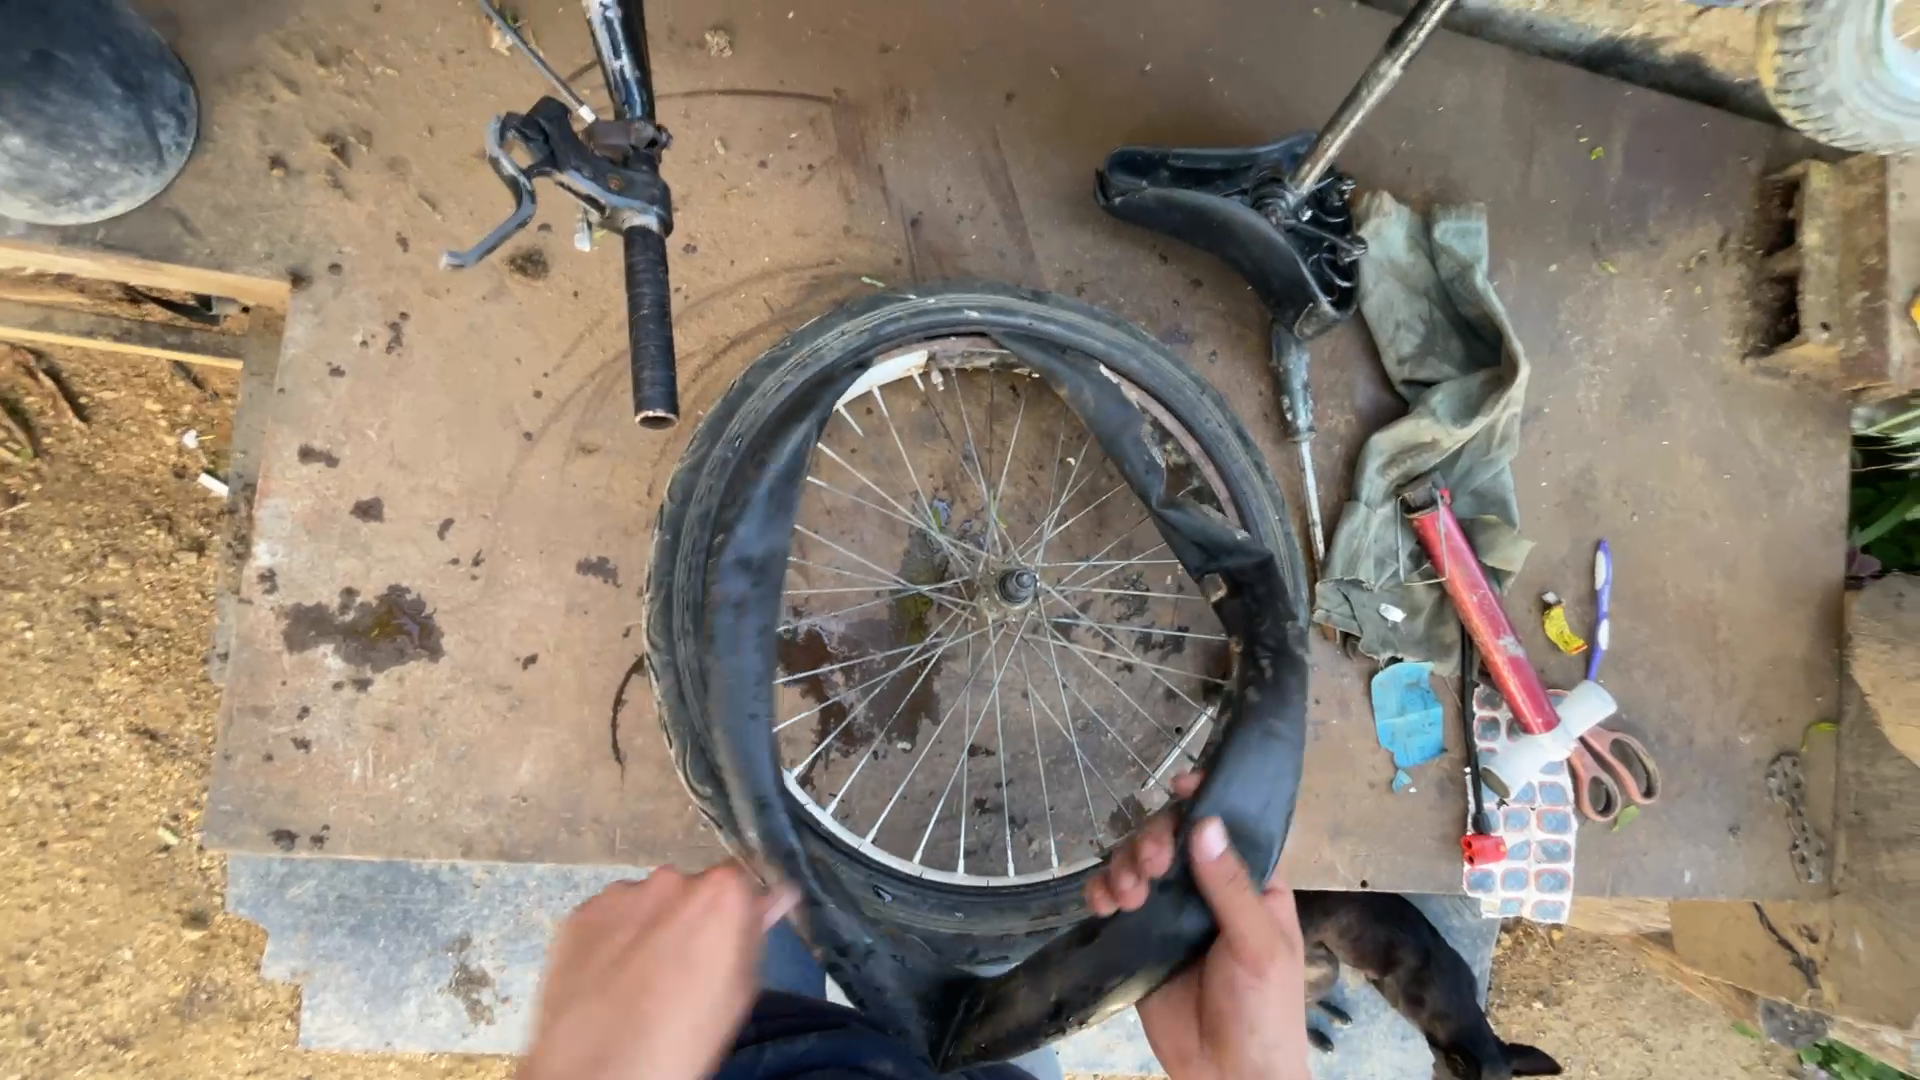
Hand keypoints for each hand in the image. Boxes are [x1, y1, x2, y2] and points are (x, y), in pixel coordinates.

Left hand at [520, 865, 798, 1079]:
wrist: (600, 1073)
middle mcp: (675, 878)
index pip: (738, 882)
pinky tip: (609, 976)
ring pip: (648, 901)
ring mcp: (623, 893)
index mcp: (724, 890)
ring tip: (638, 976)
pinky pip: (609, 916)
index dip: (732, 911)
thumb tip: (775, 897)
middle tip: (680, 964)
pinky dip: (612, 937)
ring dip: (650, 925)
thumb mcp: (740, 989)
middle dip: (690, 916)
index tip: (723, 939)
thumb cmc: (684, 1037)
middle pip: (692, 887)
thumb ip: (754, 932)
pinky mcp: (582, 913)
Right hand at [1086, 772, 1310, 1079]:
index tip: (1180, 786)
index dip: (1203, 799)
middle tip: (1151, 864)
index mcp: (1247, 882)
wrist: (1227, 1079)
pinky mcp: (1138, 933)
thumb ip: (1230, 886)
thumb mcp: (1258, 946)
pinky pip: (1112, 896)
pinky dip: (1101, 890)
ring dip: (1125, 864)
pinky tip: (1102, 904)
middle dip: (1153, 839)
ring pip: (1136, 859)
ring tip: (1128, 895)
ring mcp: (1169, 908)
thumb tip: (1204, 822)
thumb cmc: (1264, 1011)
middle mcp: (1204, 886)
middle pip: (1170, 835)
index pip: (1224, 824)